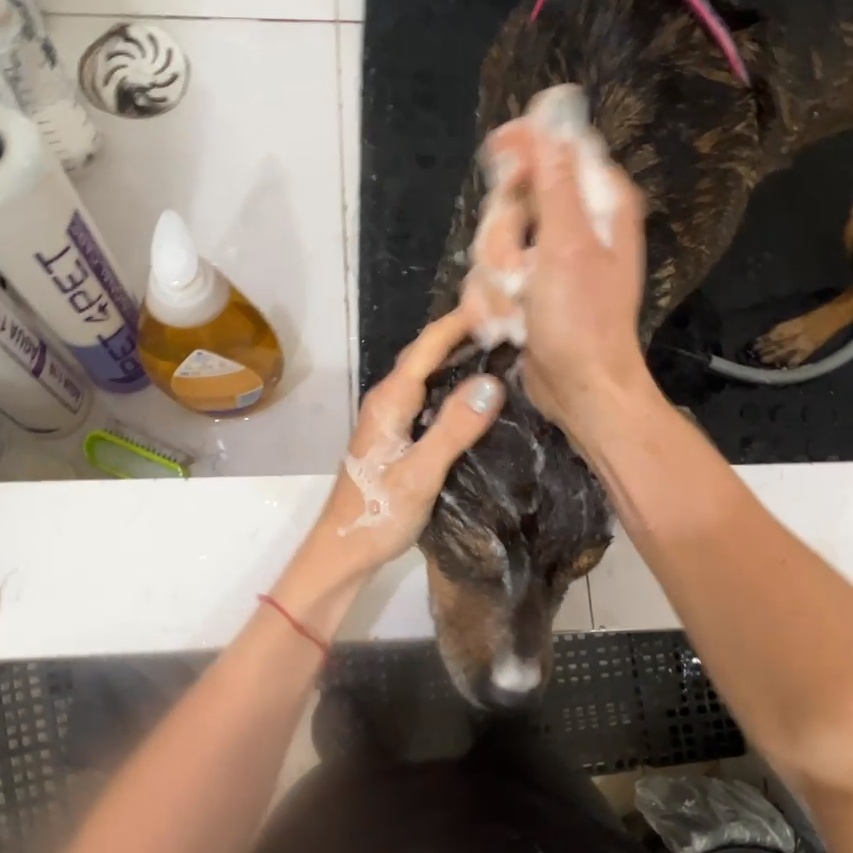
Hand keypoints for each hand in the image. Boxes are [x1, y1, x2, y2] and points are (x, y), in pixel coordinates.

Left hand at [296, 308, 504, 582]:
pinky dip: (452, 386)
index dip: (463, 320)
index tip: (500, 302)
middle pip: (426, 354)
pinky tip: (475, 395)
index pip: (429, 345)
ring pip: (427, 375)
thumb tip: (492, 383)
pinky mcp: (396, 437)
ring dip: (459, 357)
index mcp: (390, 401)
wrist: (343, 550)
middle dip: (463, 333)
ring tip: (500, 348)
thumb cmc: (377, 513)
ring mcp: (390, 419)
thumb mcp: (420, 473)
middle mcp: (387, 401)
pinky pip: (428, 397)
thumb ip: (453, 429)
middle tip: (508, 322)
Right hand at [470, 98, 656, 437]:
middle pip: (514, 199)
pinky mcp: (527, 292)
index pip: (558, 150)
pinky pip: (491, 280)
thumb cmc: (581, 321)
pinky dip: (492, 304)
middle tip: (512, 268)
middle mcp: (574, 227)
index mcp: (598, 205)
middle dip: (502, 238)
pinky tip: (503, 325)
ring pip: (494, 244)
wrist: (580, 388)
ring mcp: (547, 262)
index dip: (526, 148)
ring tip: (511, 309)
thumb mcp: (568, 246)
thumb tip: (549, 119)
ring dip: (494, 280)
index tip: (497, 154)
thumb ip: (555, 182)